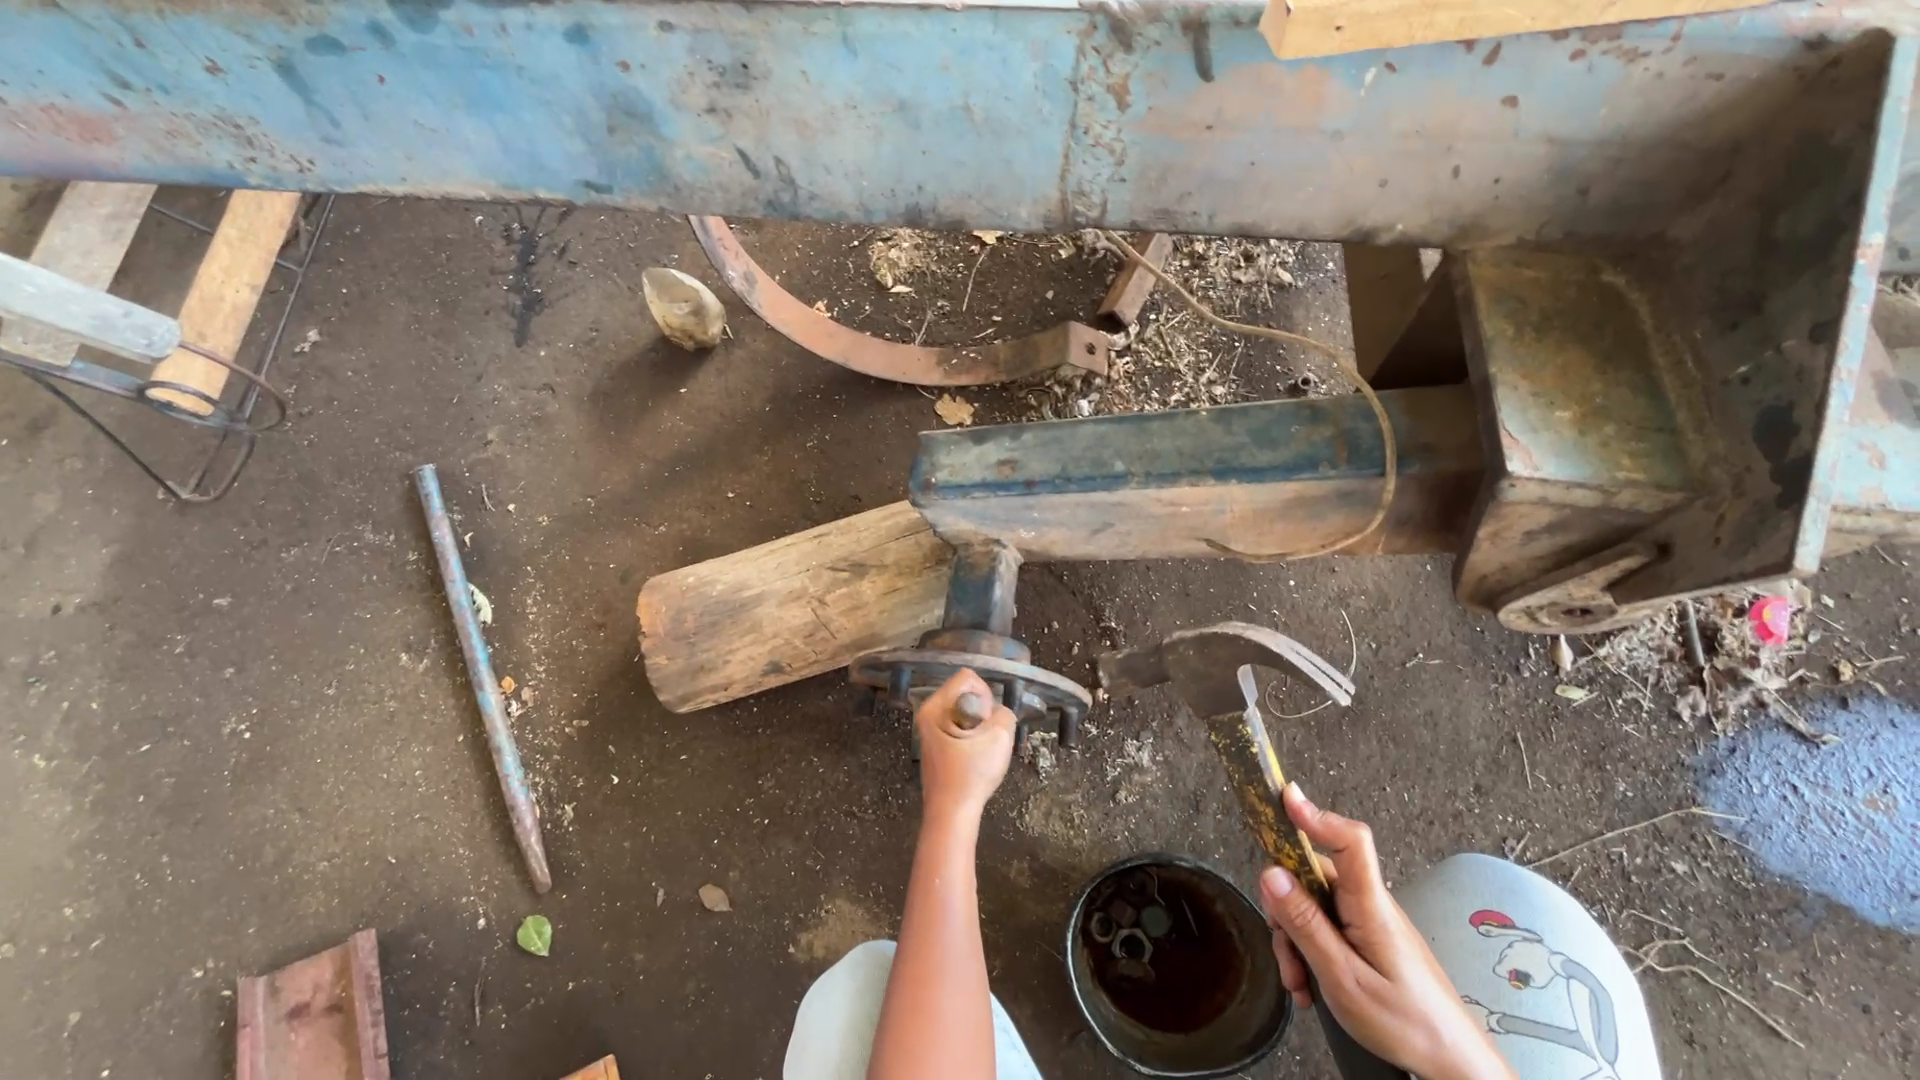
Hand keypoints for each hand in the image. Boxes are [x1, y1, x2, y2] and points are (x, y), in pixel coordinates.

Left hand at [913, 669, 1016, 821]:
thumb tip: (996, 714)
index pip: (967, 678)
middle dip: (982, 711)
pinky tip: (974, 757)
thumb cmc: (972, 774)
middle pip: (964, 692)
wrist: (951, 813)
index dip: (985, 695)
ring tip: (981, 749)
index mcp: (935, 707)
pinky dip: (971, 736)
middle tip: (985, 736)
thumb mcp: (1000, 738)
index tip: (987, 721)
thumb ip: (1004, 714)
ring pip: (964, 710)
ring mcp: (929, 729)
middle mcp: (927, 713)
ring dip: (979, 726)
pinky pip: (959, 725)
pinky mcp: (936, 743)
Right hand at [1259, 785, 1514, 1079]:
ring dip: (1296, 940)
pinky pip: (1326, 928)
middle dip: (1286, 910)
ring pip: (1313, 906)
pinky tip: (1311, 985)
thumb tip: (1270, 873)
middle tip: (1285, 955)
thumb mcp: (1344, 979)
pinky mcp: (1370, 938)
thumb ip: (1305, 926)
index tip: (1285, 797)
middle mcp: (1371, 904)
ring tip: (1301, 983)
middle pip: (1314, 876)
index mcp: (1371, 907)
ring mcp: (1370, 921)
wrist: (1453, 1066)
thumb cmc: (1406, 1025)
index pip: (1350, 841)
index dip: (1317, 815)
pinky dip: (1310, 952)